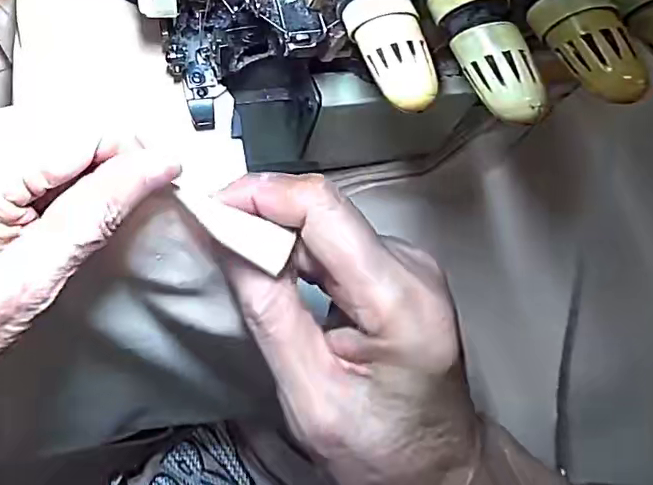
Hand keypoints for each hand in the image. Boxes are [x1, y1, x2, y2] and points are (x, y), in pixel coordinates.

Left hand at [0, 107, 179, 483]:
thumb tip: (157, 164)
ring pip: (42, 123)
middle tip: (109, 210)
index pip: (83, 129)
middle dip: (99, 157)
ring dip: (68, 160)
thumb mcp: (35, 280)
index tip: (160, 177)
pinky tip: (32, 202)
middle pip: (63, 120)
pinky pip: (13, 131)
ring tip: (60, 216)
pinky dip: (38, 159)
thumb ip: (101, 209)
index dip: (128, 153)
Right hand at [216, 173, 480, 484]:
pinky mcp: (392, 259)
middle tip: (212, 229)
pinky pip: (329, 230)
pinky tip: (271, 261)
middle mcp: (409, 265)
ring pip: (320, 214)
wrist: (441, 470)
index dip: (261, 195)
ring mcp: (404, 257)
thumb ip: (268, 311)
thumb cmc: (384, 454)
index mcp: (400, 302)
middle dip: (258, 211)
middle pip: (319, 207)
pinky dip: (291, 239)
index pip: (322, 208)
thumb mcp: (310, 398)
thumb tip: (225, 237)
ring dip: (272, 226)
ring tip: (236, 249)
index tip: (213, 207)